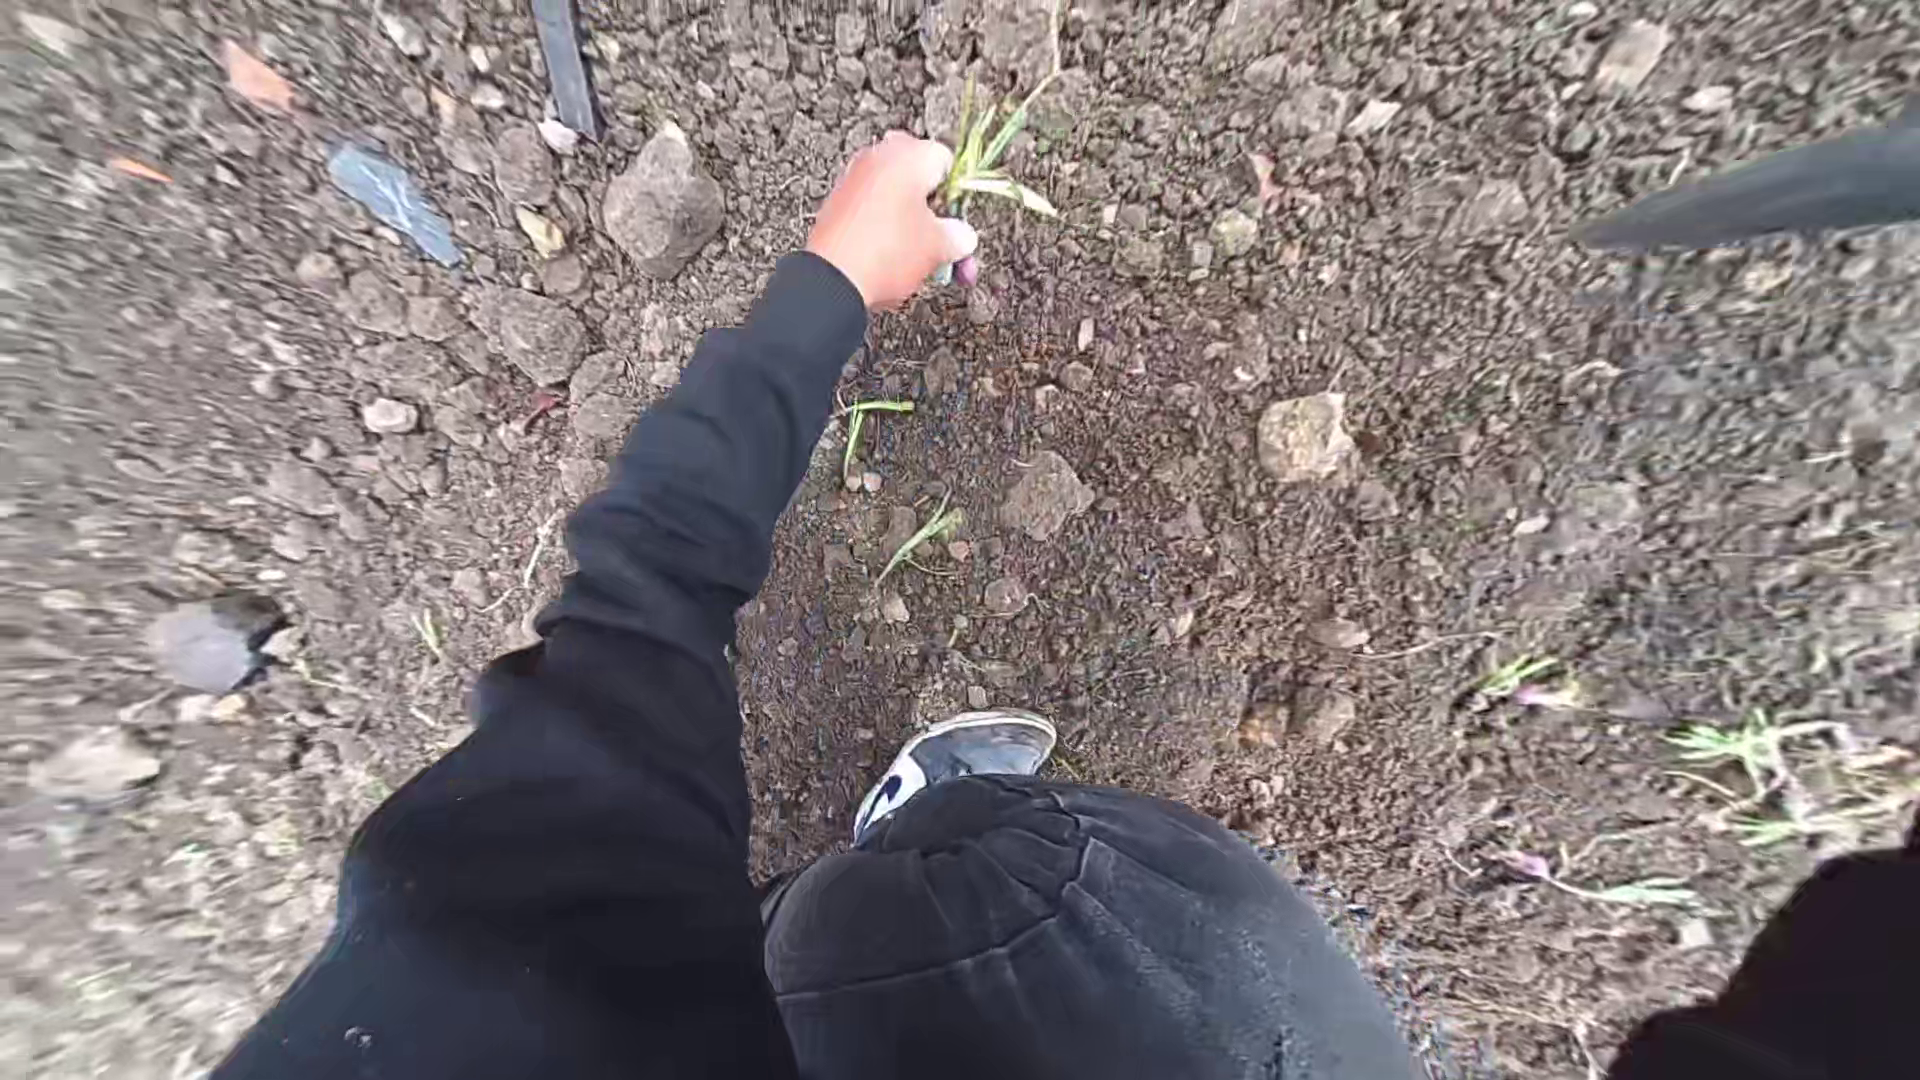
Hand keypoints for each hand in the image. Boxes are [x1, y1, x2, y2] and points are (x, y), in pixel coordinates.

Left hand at [806, 132, 978, 309]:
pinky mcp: (837, 208)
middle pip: (920, 184)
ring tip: (921, 266)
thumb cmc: (887, 253)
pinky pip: (874, 217)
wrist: (833, 279)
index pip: (946, 162)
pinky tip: (894, 265)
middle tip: (945, 250)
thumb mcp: (938, 248)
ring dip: (914, 232)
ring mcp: (854, 181)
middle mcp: (878, 158)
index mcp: (907, 155)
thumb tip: (963, 237)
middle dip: (937, 219)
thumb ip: (958, 237)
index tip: (960, 225)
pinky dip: (888, 237)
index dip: (958, 197)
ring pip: (897, 203)